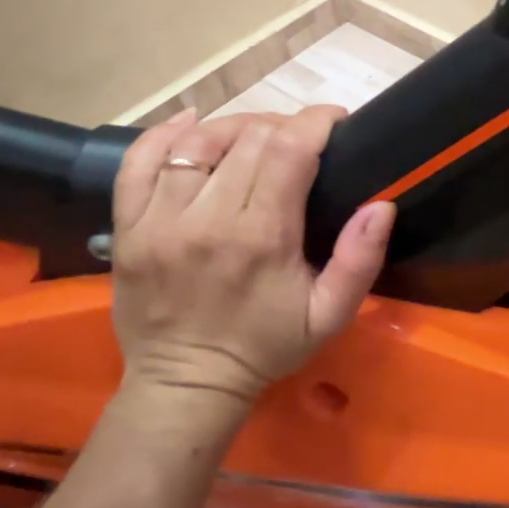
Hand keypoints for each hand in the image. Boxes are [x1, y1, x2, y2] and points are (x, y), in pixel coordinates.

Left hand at [108, 105, 394, 403]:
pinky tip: (190, 123)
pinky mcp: (127, 230)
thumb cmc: (266, 346)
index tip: (336, 120)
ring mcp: (159, 223)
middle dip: (284, 124)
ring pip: (197, 142)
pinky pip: (137, 164)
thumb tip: (382, 205)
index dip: (316, 121)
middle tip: (302, 139)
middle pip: (249, 138)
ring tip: (255, 137)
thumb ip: (360, 260)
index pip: (289, 148)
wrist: (185, 387)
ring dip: (234, 127)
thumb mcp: (330, 314)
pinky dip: (163, 134)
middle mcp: (207, 220)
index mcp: (261, 237)